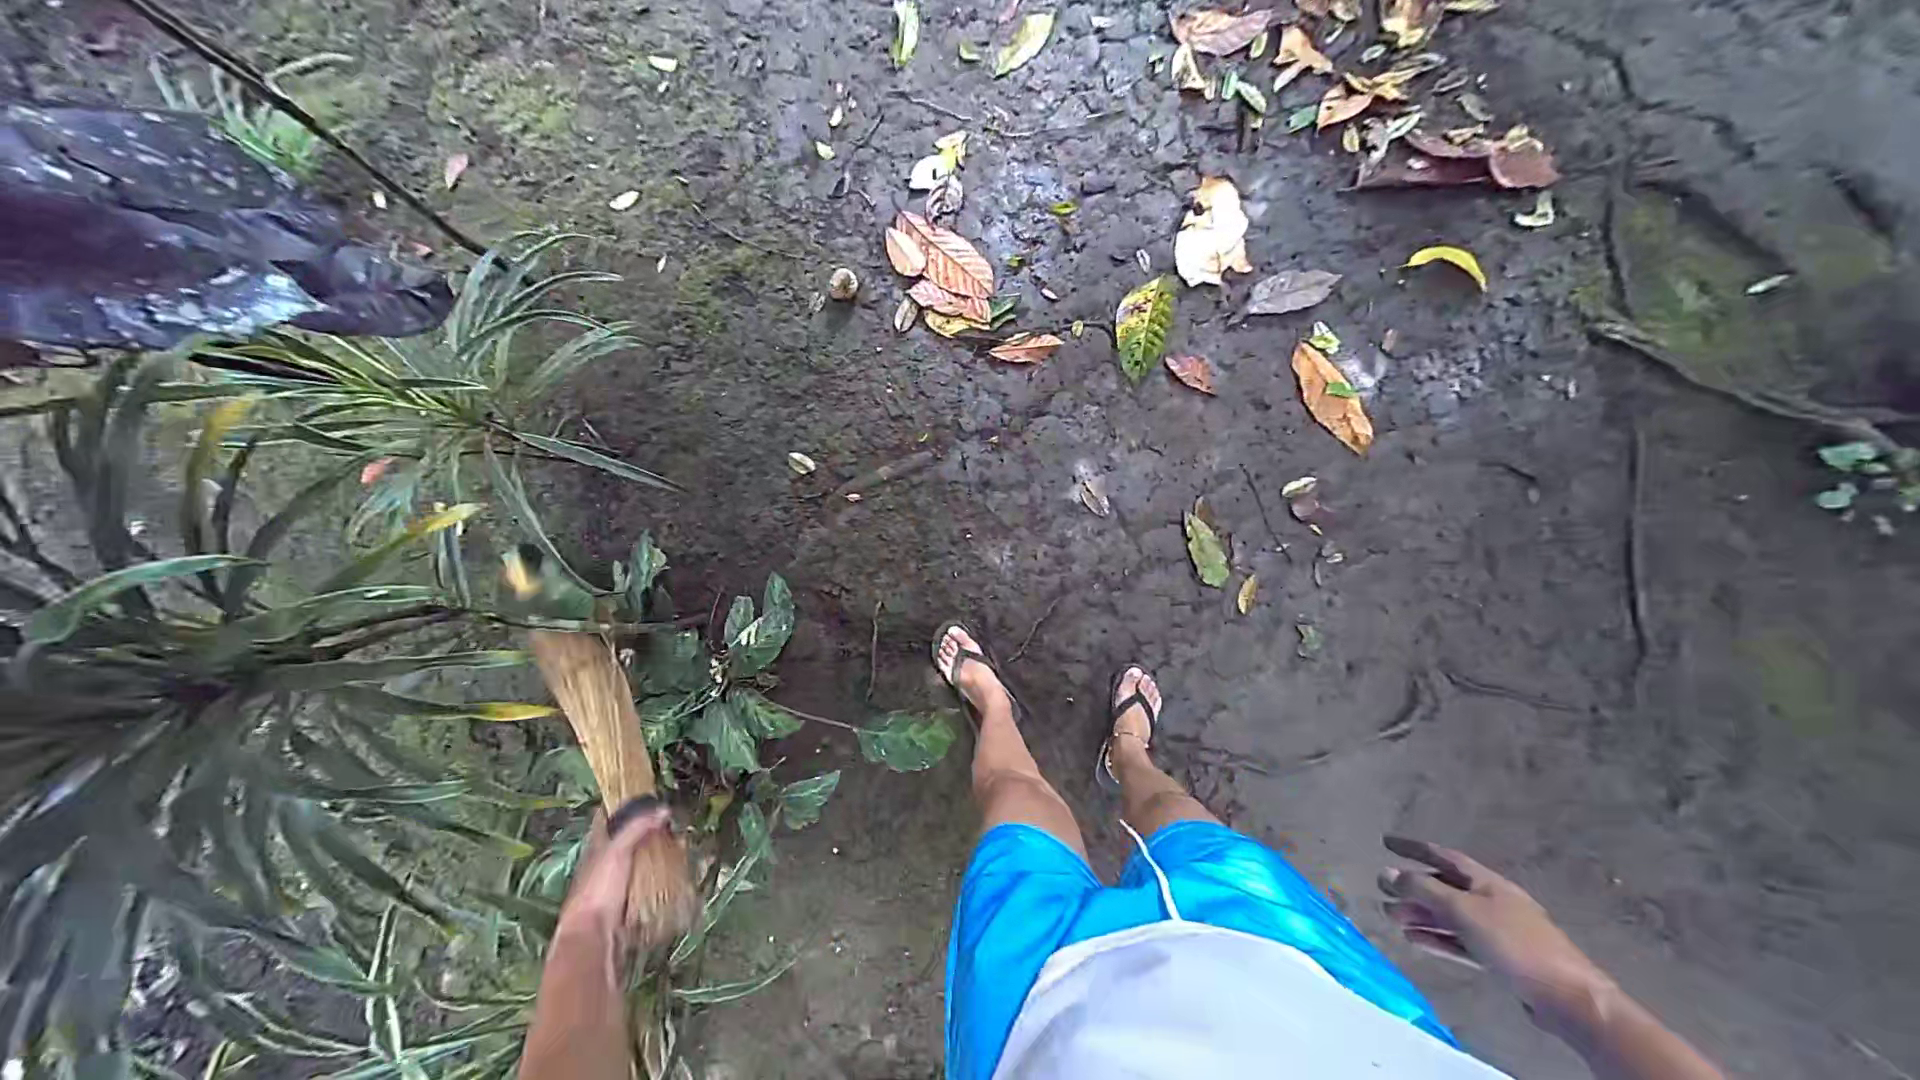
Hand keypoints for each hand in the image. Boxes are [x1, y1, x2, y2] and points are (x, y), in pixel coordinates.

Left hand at [558, 798, 673, 944]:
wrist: (592, 936)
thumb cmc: (598, 888)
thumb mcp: (617, 851)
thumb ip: (637, 828)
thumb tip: (664, 809)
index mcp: (595, 845)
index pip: (604, 816)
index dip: (620, 803)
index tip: (643, 793)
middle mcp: (601, 861)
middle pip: (621, 837)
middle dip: (642, 828)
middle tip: (667, 819)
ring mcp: (611, 882)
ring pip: (632, 858)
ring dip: (650, 852)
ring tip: (674, 843)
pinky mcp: (622, 899)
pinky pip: (641, 879)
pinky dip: (654, 873)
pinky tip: (668, 871)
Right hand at [1378, 836, 1615, 1034]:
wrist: (1568, 998)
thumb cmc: (1514, 943)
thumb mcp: (1462, 910)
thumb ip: (1422, 890)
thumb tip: (1386, 872)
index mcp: (1487, 882)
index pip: (1442, 856)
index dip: (1413, 848)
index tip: (1386, 842)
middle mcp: (1491, 901)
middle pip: (1443, 888)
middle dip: (1411, 888)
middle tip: (1382, 890)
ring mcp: (1497, 931)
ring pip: (1449, 916)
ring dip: (1419, 915)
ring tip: (1391, 917)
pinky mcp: (1499, 958)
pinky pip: (1459, 941)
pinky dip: (1436, 938)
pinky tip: (1414, 939)